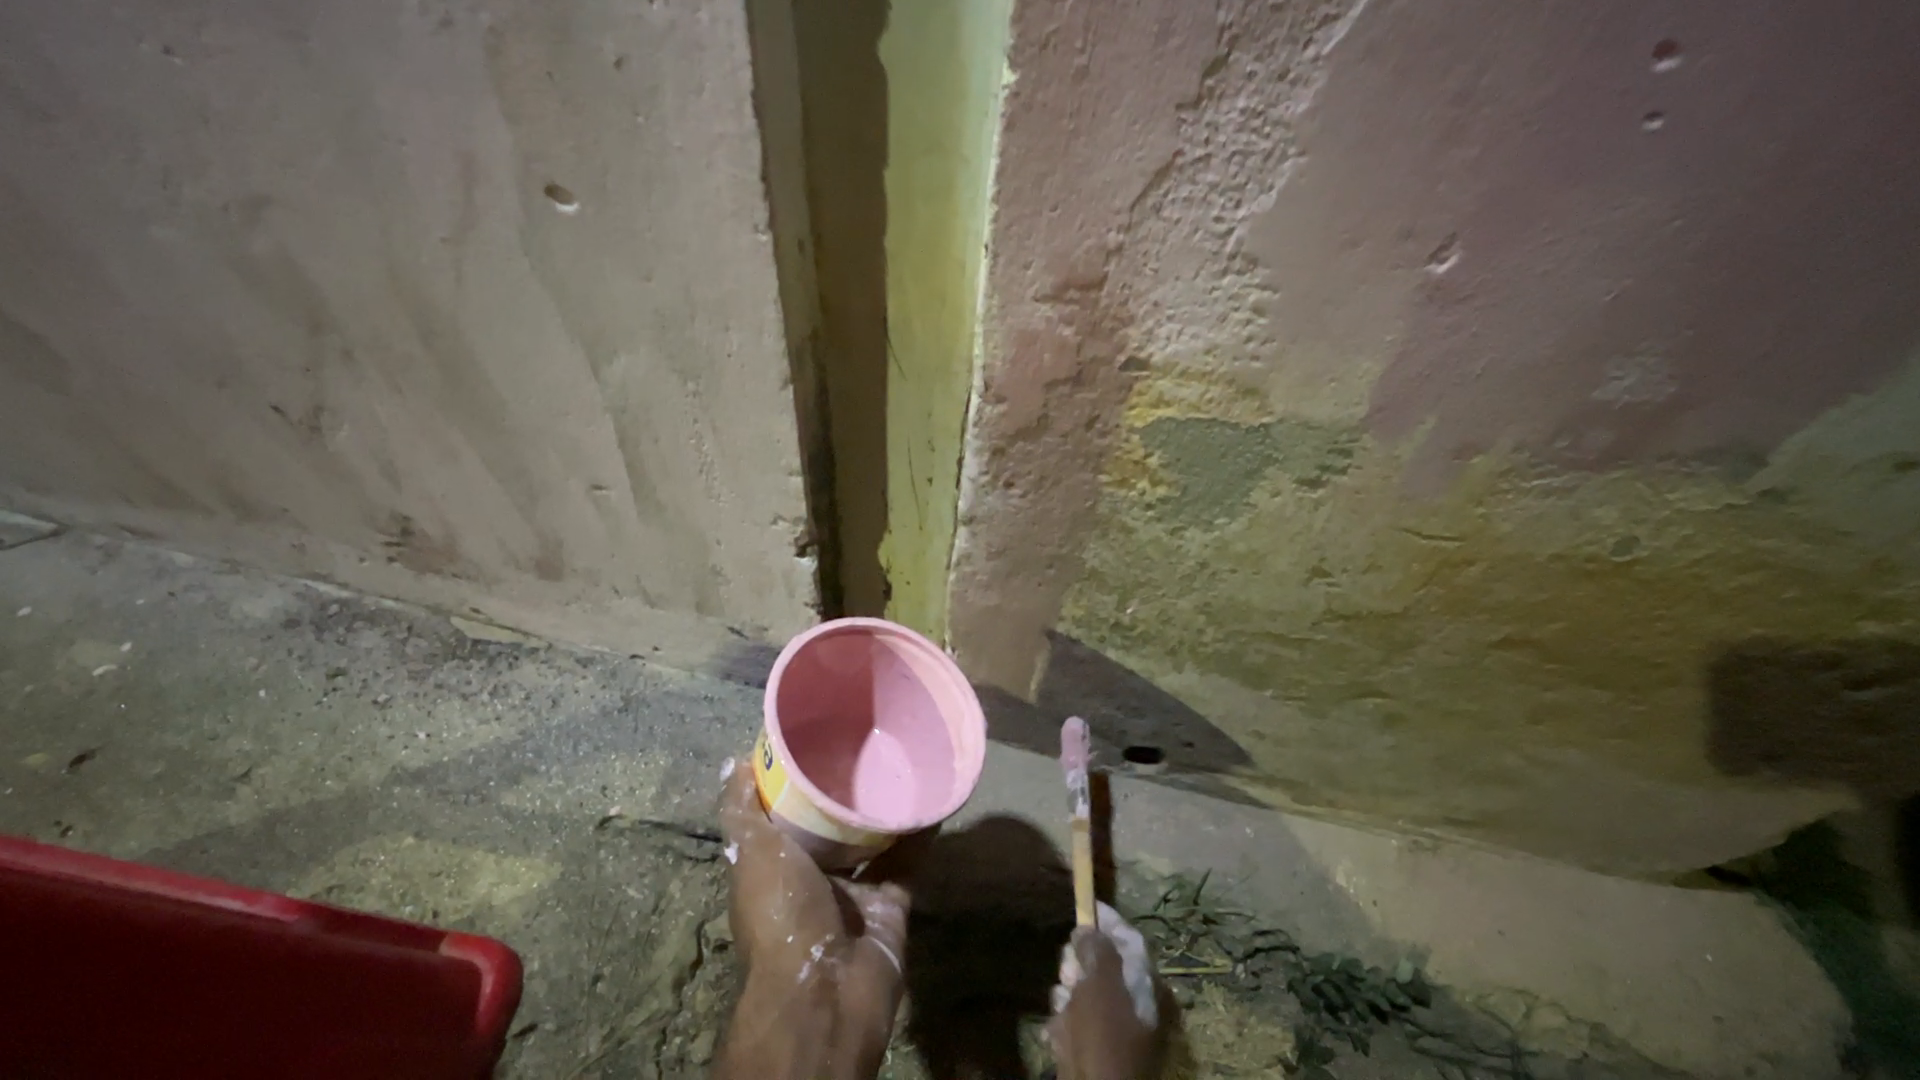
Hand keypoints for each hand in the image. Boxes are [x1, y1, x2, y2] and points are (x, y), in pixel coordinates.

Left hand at [713, 759, 911, 1079]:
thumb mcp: (751, 854)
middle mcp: (809, 880)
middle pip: (827, 827)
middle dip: (840, 791)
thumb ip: (742, 811)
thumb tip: (737, 763)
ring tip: (900, 761)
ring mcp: (851, 894)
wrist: (828, 990)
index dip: (790, 782)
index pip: (780, 816)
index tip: (810, 738)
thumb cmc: (781, 915)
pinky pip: (907, 863)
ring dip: (881, 810)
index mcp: (771, 867)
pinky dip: (919, 834)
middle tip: (864, 742)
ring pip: (868, 842)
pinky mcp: (889, 906)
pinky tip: (933, 797)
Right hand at [1048, 902, 1162, 1079]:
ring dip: (1067, 991)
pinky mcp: (1091, 1043)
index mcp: (1145, 984)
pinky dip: (1063, 1018)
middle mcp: (1132, 1000)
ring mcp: (1111, 1023)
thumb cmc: (1104, 1034)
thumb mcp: (1101, 984)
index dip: (1108, 920)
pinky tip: (1059, 1029)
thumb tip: (1088, 928)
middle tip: (1068, 969)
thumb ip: (1098, 950)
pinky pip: (1072, 1015)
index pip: (1128, 939)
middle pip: (1101, 961)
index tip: (1086, 904)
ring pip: (1081, 987)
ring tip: (1063, 1004)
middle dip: (1079, 960)